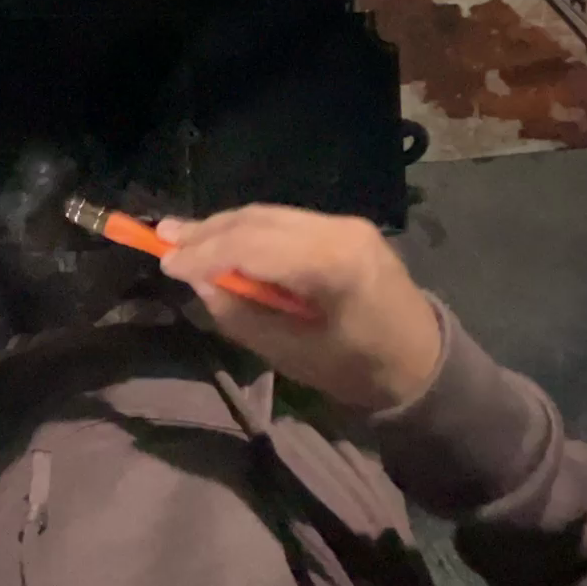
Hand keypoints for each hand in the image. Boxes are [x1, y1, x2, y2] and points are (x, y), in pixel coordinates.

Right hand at [156, 205, 442, 410]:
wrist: (424, 361)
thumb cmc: (359, 370)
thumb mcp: (293, 356)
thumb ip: (241, 315)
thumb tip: (200, 283)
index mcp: (334, 266)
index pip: (253, 247)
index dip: (204, 253)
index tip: (166, 264)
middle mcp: (339, 231)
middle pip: (257, 221)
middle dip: (206, 231)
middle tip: (161, 238)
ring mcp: (343, 223)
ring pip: (266, 215)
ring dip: (221, 226)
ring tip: (180, 236)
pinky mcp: (342, 225)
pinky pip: (282, 221)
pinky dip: (247, 230)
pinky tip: (220, 238)